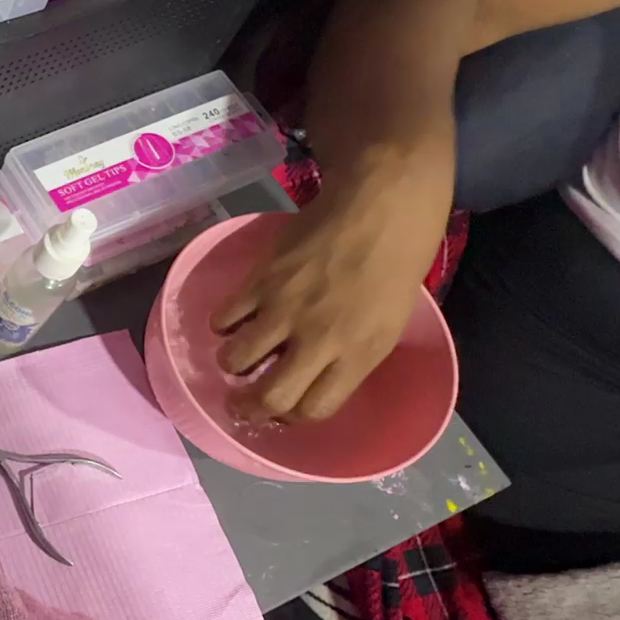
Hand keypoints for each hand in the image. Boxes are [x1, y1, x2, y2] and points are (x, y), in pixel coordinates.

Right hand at [209, 168, 448, 420]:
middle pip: (268, 398)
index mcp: (359, 351)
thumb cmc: (396, 261)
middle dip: (246, 408)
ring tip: (239, 351)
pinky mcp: (259, 282)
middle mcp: (319, 338)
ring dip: (232, 362)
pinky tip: (235, 316)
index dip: (289, 417)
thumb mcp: (389, 321)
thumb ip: (349, 355)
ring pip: (234, 360)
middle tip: (238, 401)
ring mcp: (284, 309)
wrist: (381, 202)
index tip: (280, 410)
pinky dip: (223, 324)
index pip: (312, 410)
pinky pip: (222, 320)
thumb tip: (306, 376)